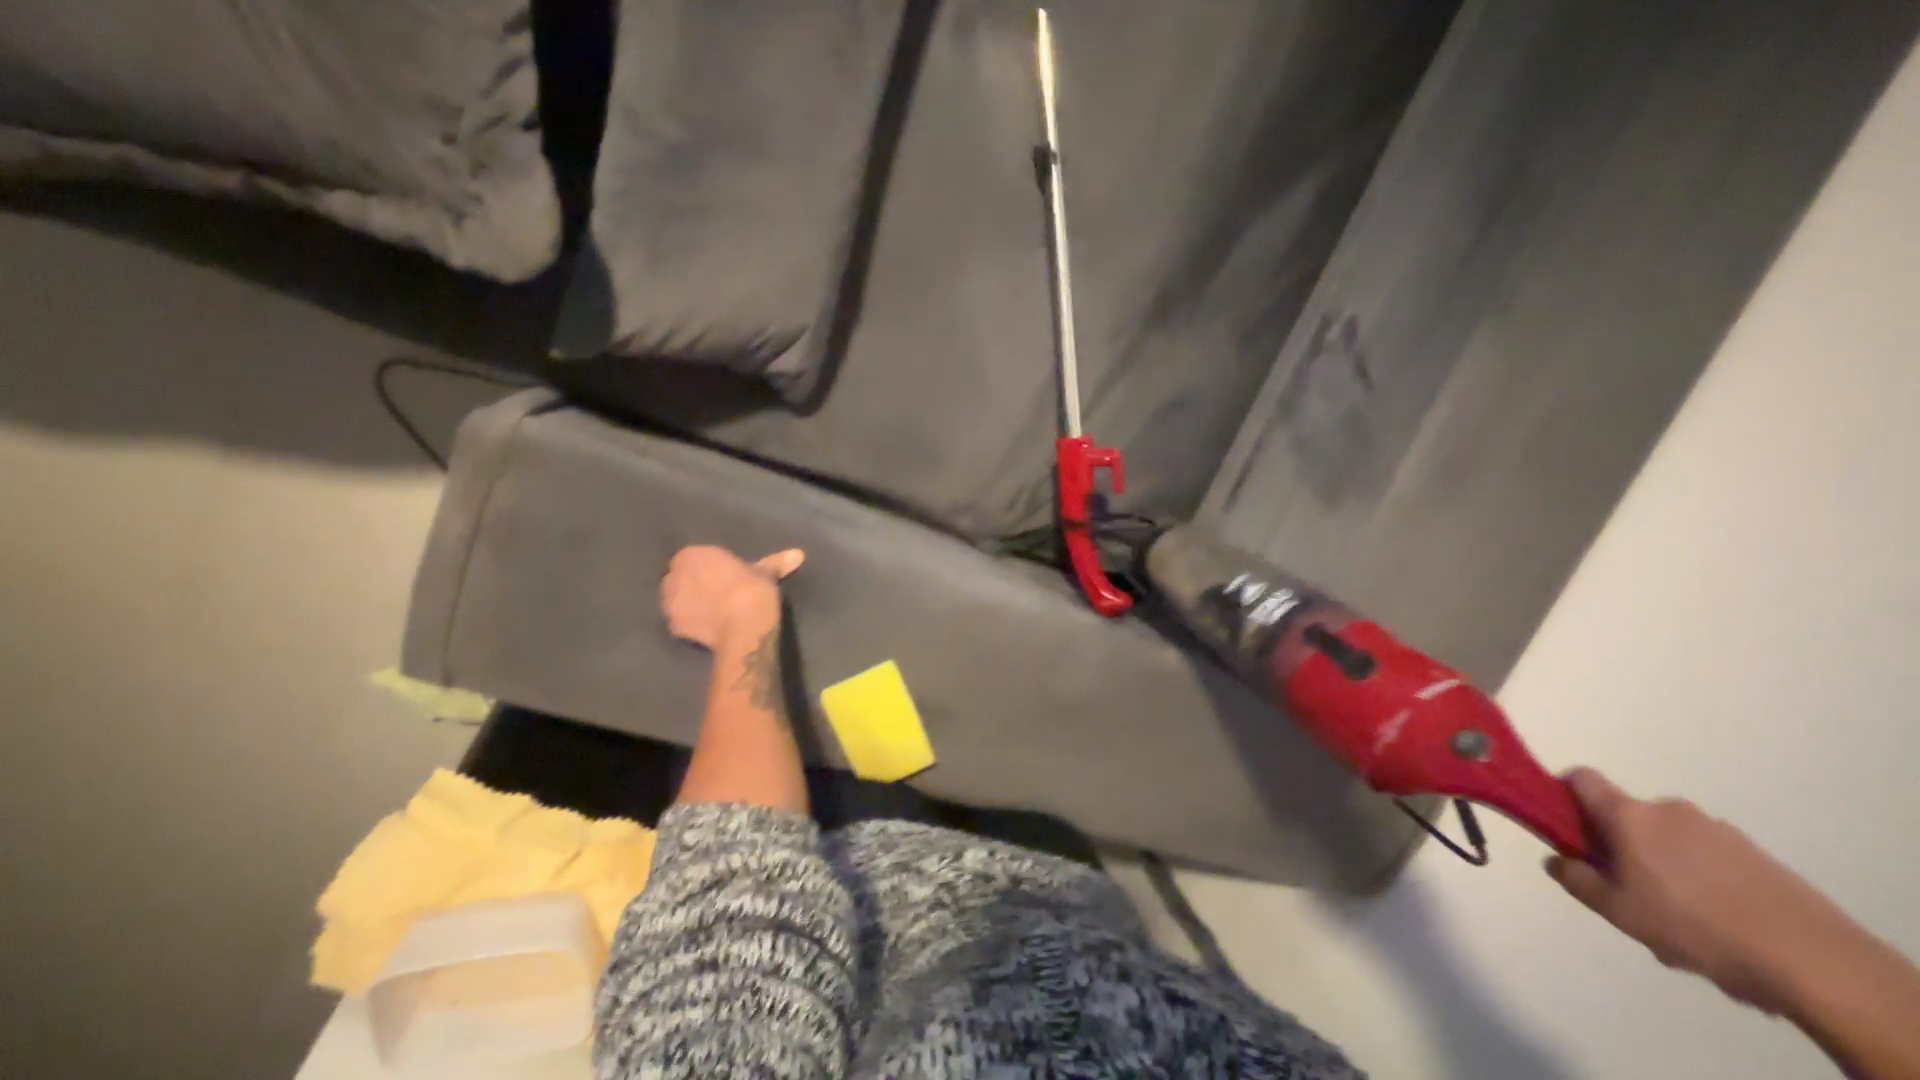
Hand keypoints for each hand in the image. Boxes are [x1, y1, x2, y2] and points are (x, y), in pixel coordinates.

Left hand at [661, 545, 804, 650]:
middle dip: (691, 582)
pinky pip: (678, 619)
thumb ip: (775, 563)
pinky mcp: (672, 626)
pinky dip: (688, 621)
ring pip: (674, 597)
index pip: (692, 556)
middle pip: (678, 576)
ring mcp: (670, 602)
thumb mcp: (766, 574)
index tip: (721, 575)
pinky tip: (704, 626)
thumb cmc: (753, 591)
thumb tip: (799, 554)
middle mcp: (674, 575)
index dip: (705, 567)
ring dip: (686, 601)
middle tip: (715, 592)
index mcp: (693, 555)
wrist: (743, 629)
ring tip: (708, 609)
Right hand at [1547, 768, 1860, 1013]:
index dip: (1563, 793)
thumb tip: (1557, 859)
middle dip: (1616, 844)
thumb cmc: (1692, 926)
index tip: (1562, 824)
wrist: (1806, 955)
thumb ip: (1578, 880)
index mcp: (1629, 816)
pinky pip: (1704, 854)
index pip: (1582, 778)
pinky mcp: (1752, 851)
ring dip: (1658, 862)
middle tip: (1622, 889)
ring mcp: (1715, 828)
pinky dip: (1696, 876)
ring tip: (1674, 915)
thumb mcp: (1618, 912)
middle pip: (1626, 815)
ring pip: (1666, 838)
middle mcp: (1669, 810)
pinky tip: (1712, 920)